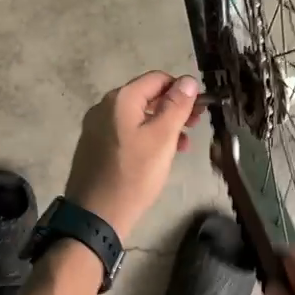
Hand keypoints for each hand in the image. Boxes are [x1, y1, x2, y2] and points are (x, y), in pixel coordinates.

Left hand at [63, 71, 202, 243]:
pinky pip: (125, 131)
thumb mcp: (162, 139)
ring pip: (137, 116)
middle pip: (146, 96)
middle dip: (173, 108)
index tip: (199, 110)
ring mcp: (96, 126)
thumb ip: (176, 106)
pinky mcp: (94, 145)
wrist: (96, 215)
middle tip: (196, 126)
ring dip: (162, 124)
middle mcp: (104, 106)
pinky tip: (160, 155)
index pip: (157, 79)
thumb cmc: (134, 175)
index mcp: (120, 99)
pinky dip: (145, 136)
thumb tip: (188, 80)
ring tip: (183, 145)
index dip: (182, 89)